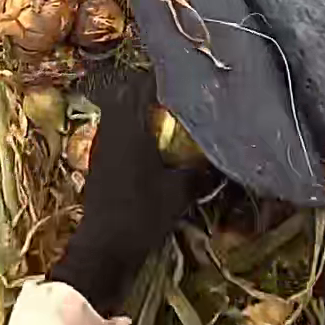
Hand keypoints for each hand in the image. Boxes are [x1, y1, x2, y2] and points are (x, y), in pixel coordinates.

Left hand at [47, 64, 197, 314]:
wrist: (103, 250)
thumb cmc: (141, 214)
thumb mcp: (179, 192)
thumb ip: (201, 172)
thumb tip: (225, 161)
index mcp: (129, 126)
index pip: (141, 85)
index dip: (161, 76)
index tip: (182, 74)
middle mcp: (112, 128)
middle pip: (126, 94)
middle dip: (149, 89)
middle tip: (175, 92)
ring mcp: (101, 145)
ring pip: (118, 112)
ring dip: (138, 108)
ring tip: (165, 112)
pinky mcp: (99, 161)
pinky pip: (116, 131)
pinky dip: (132, 128)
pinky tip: (149, 142)